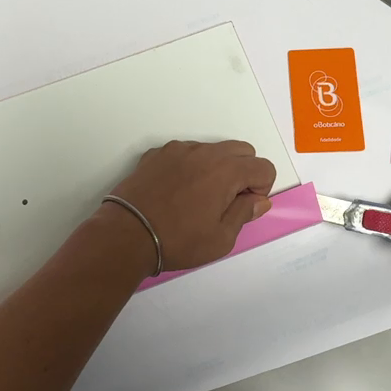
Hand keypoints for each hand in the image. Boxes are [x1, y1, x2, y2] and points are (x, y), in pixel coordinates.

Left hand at [97, 140, 275, 272]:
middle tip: (226, 202)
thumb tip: (259, 200)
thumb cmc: (178, 240)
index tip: (243, 208)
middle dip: (243, 172)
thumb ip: (244, 213)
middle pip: (241, 150)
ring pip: (212, 149)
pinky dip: (190, 166)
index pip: (263, 166)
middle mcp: (204, 152)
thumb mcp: (221, 238)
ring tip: (198, 198)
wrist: (126, 234)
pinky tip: (176, 192)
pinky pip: (185, 153)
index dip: (260, 189)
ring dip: (216, 168)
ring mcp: (178, 149)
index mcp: (226, 170)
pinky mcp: (157, 154)